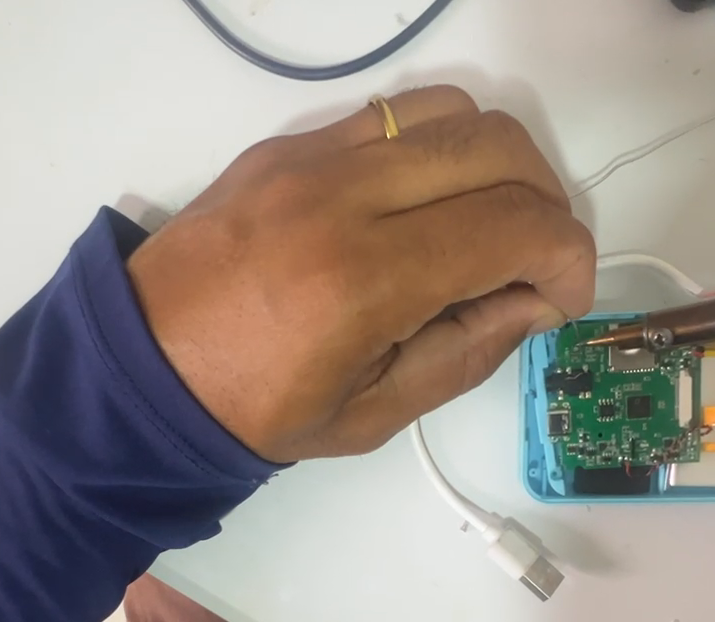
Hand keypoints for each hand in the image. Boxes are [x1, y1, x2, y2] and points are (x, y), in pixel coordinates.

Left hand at [127, 86, 595, 462]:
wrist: (147, 370)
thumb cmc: (256, 410)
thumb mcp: (372, 416)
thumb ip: (464, 353)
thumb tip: (530, 301)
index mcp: (362, 281)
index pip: (512, 226)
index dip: (567, 257)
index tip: (564, 296)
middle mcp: (341, 197)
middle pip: (498, 149)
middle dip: (547, 205)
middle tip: (537, 264)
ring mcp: (309, 157)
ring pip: (454, 112)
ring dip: (500, 166)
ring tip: (490, 230)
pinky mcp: (287, 145)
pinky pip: (394, 116)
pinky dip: (441, 150)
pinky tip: (431, 206)